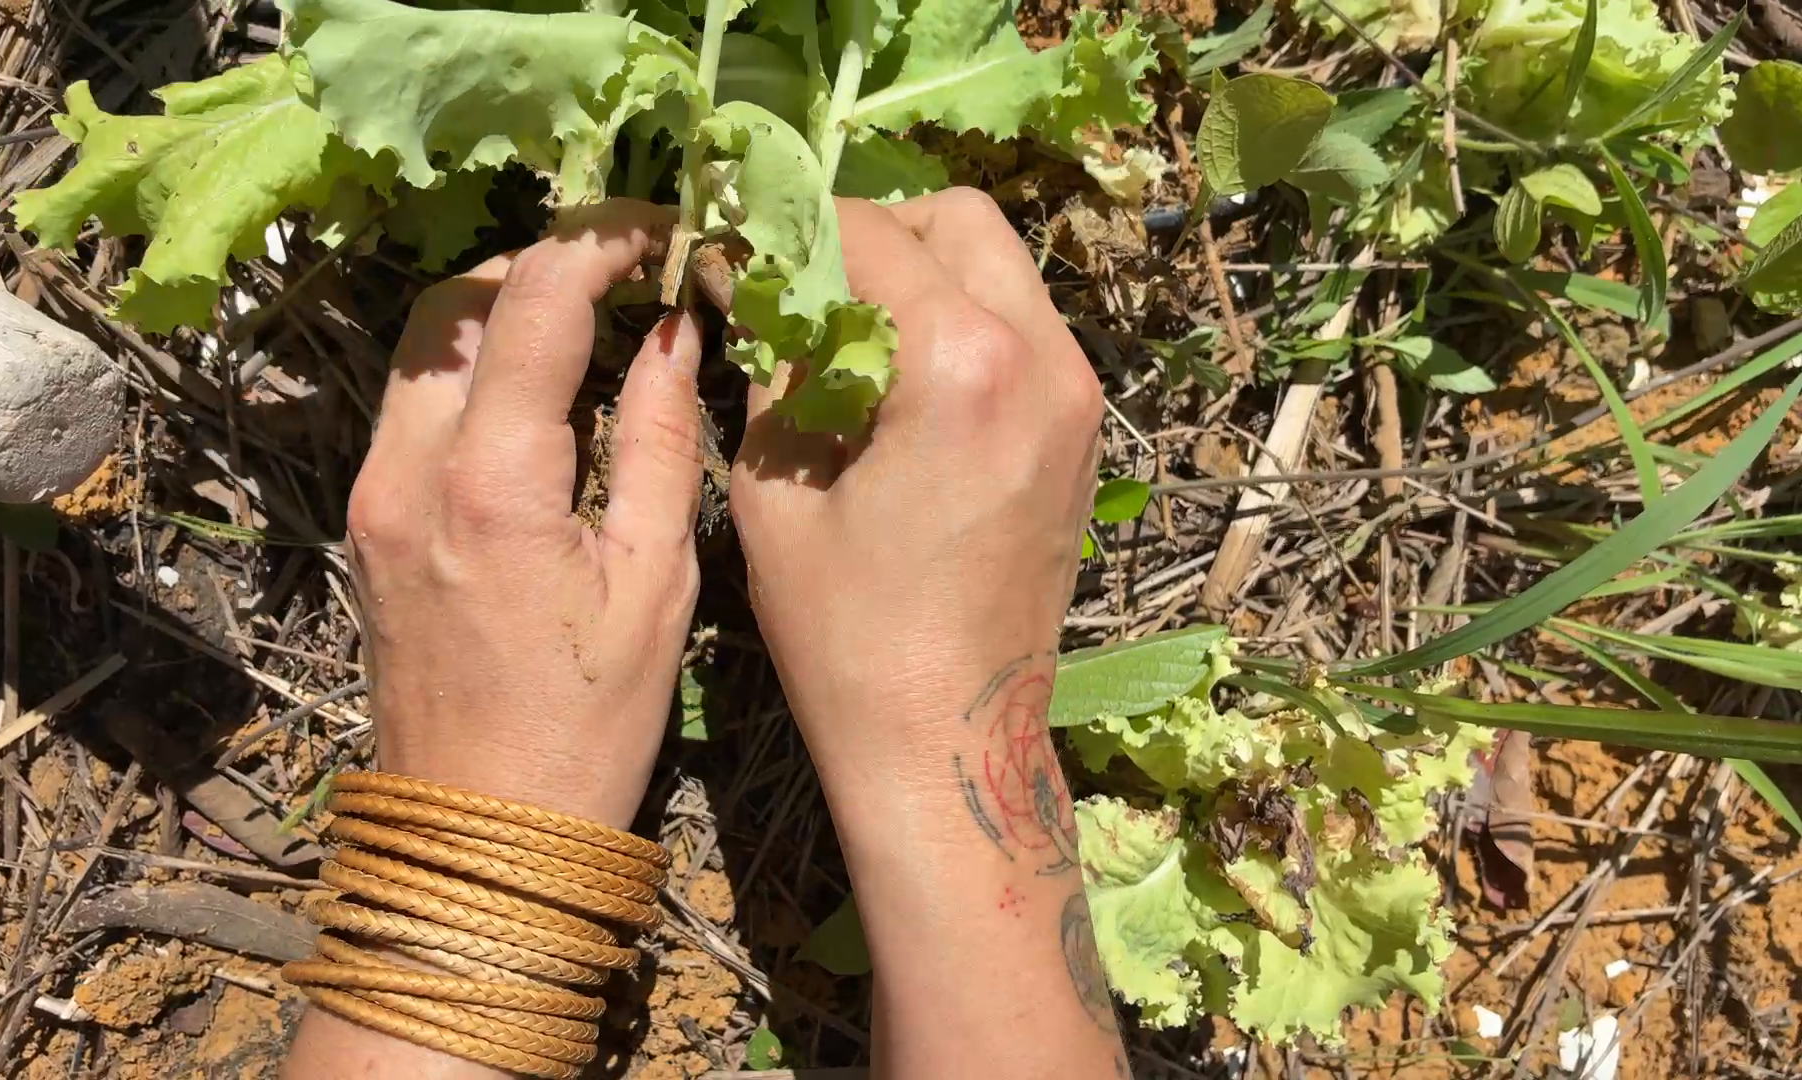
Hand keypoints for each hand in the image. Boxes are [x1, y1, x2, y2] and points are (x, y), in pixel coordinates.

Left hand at [344, 201, 702, 828]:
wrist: (484, 826)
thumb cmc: (592, 716)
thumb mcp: (654, 580)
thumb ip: (658, 444)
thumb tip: (674, 340)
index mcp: (494, 486)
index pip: (534, 306)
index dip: (597, 246)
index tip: (653, 231)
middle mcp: (407, 472)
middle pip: (455, 304)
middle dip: (542, 264)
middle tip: (624, 273)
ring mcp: (371, 497)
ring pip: (422, 349)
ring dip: (503, 311)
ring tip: (588, 321)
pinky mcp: (367, 524)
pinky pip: (414, 405)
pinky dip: (476, 368)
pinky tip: (539, 395)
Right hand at [729, 190, 1119, 1079]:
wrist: (946, 740)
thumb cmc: (843, 634)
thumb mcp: (776, 491)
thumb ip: (770, 363)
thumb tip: (748, 279)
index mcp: (963, 366)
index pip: (870, 233)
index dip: (793, 227)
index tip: (744, 247)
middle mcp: (1044, 360)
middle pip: (960, 223)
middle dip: (873, 234)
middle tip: (805, 287)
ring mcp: (1078, 398)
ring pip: (1001, 271)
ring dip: (921, 277)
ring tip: (851, 336)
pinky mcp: (1081, 436)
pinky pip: (1023, 332)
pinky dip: (962, 325)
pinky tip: (906, 383)